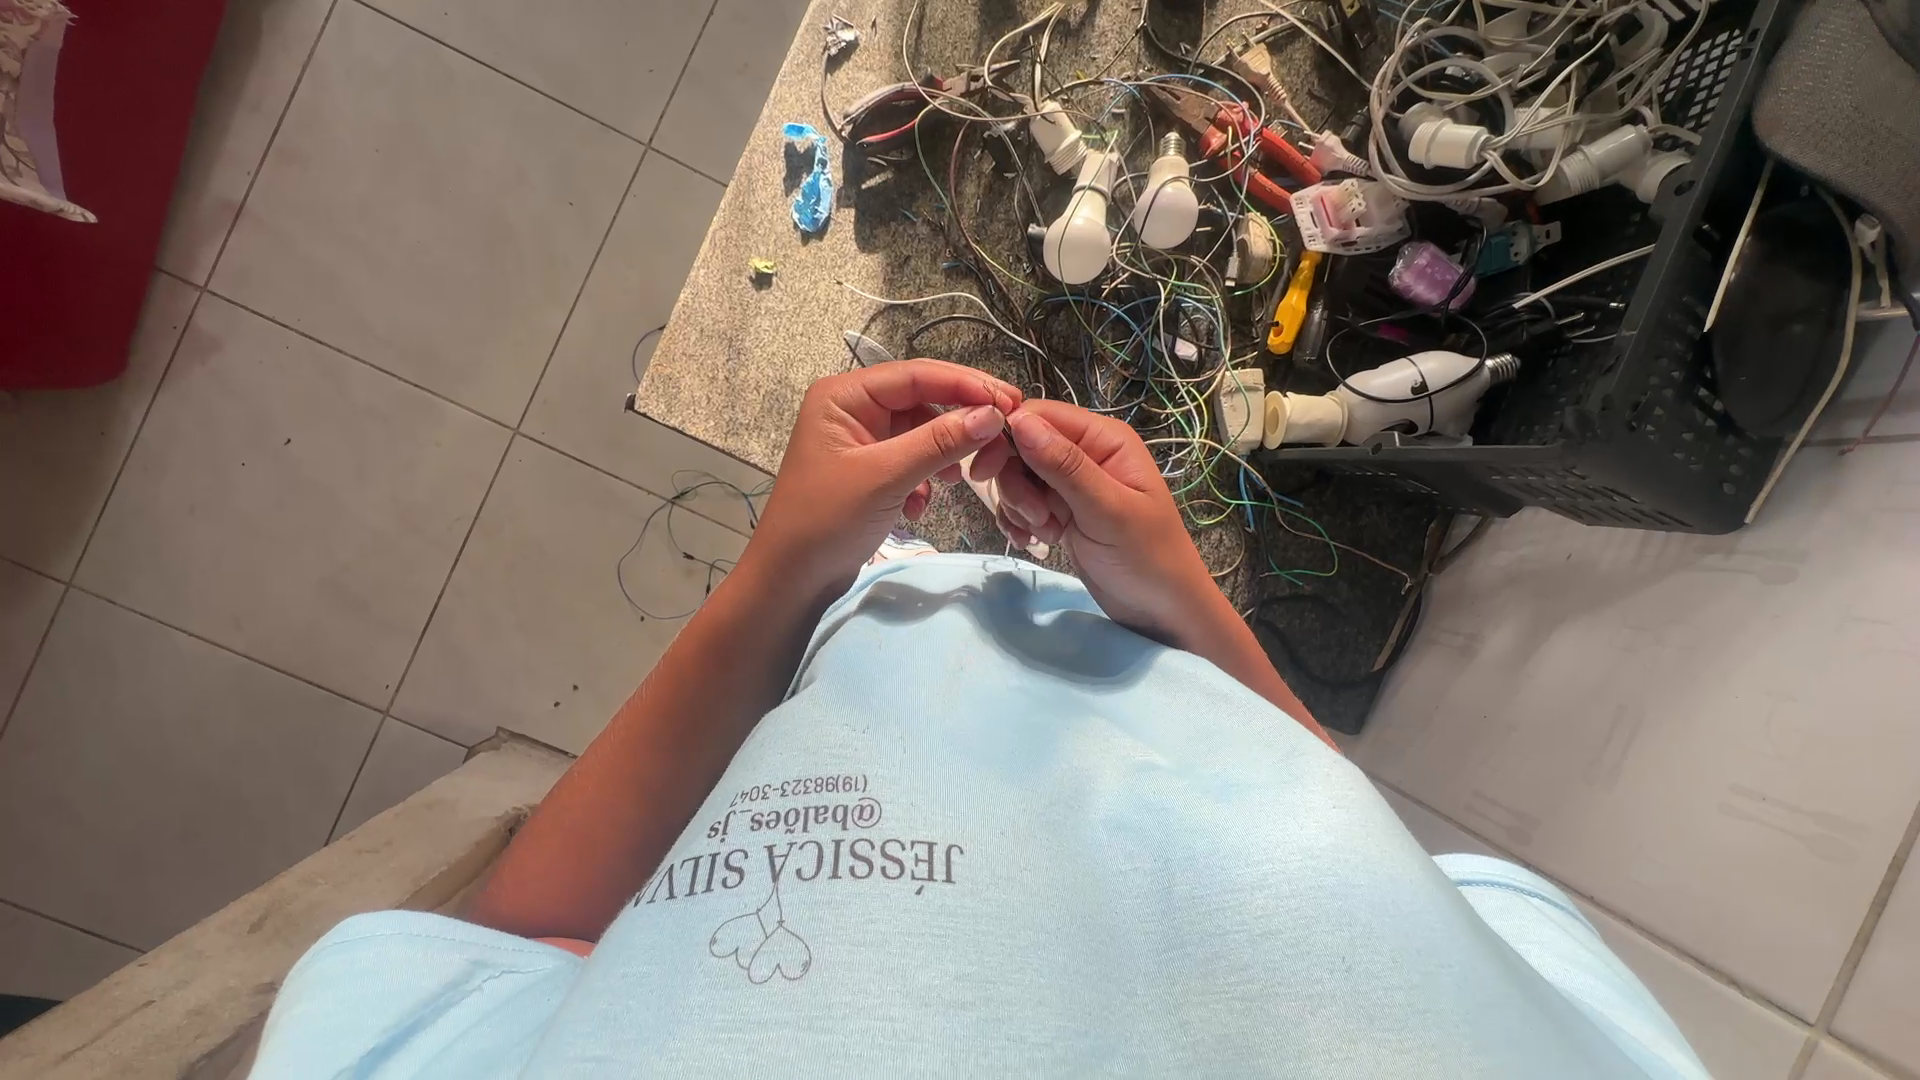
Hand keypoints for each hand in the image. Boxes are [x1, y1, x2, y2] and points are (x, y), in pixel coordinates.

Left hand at [747, 359, 1020, 596]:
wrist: (792, 579)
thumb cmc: (826, 521)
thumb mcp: (886, 477)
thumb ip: (940, 443)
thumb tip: (992, 415)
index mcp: (844, 396)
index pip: (917, 375)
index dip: (966, 384)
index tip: (1010, 401)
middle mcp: (853, 409)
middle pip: (923, 400)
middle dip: (959, 422)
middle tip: (1004, 434)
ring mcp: (862, 440)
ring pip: (922, 432)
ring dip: (942, 456)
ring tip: (956, 482)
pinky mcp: (871, 470)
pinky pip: (913, 460)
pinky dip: (924, 480)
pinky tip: (920, 506)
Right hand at [989, 399, 1222, 645]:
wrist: (1159, 609)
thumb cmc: (1147, 556)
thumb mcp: (1106, 510)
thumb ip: (1063, 465)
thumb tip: (1019, 421)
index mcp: (1104, 439)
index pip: (1040, 415)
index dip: (1007, 437)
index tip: (986, 471)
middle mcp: (1086, 453)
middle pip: (1023, 447)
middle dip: (1018, 484)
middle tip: (1037, 518)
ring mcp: (1071, 484)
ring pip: (1018, 477)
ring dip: (1021, 507)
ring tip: (1048, 534)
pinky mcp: (1059, 510)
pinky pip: (1022, 504)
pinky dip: (1019, 522)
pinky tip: (1033, 542)